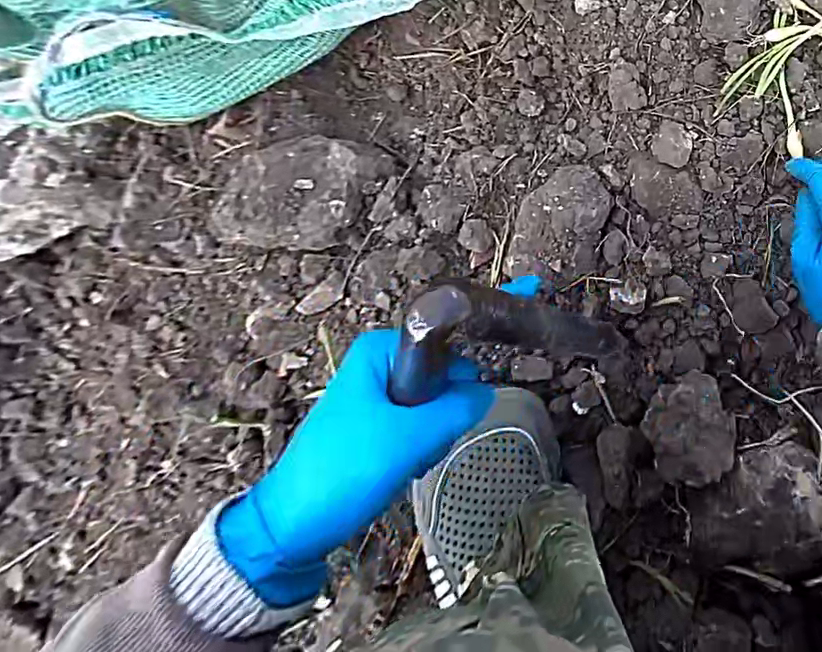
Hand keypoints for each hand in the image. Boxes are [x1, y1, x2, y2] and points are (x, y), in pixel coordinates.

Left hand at [216, 330, 492, 604]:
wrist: (286, 534)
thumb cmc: (341, 472)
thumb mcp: (410, 436)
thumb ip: (461, 406)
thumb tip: (485, 392)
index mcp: (383, 349)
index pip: (450, 320)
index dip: (492, 311)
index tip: (535, 287)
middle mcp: (384, 362)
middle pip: (453, 364)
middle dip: (458, 397)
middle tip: (439, 431)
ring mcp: (384, 392)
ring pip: (444, 394)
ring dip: (444, 424)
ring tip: (417, 454)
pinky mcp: (385, 420)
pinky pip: (429, 415)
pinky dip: (433, 436)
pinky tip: (415, 460)